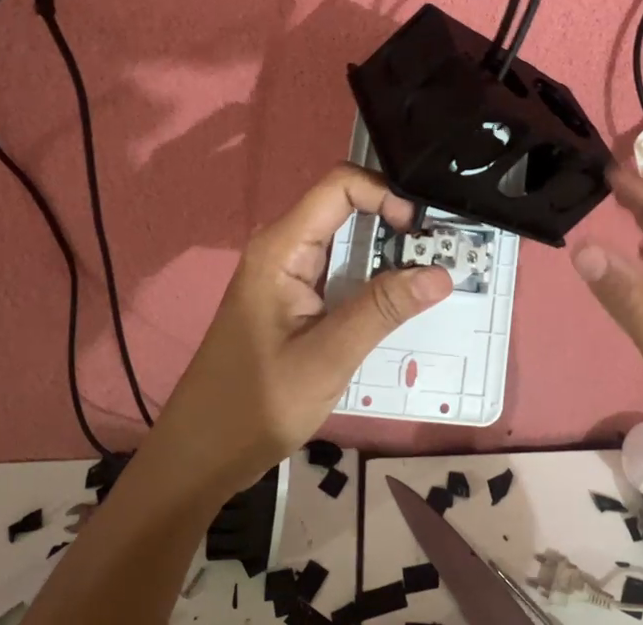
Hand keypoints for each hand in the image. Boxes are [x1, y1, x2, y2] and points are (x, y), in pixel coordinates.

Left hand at [152, 164, 452, 492]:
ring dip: (388, 252)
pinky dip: (373, 277)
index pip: (339, 185)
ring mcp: (287, 275)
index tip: (421, 229)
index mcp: (281, 249)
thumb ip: (382, 310)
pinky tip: (401, 300)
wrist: (200, 456)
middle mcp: (283, 249)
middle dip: (394, 220)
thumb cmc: (254, 406)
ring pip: (346, 240)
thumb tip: (442, 274)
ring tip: (432, 274)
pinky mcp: (294, 299)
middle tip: (441, 250)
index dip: (384, 193)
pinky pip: (340, 270)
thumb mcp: (327, 358)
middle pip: (346, 207)